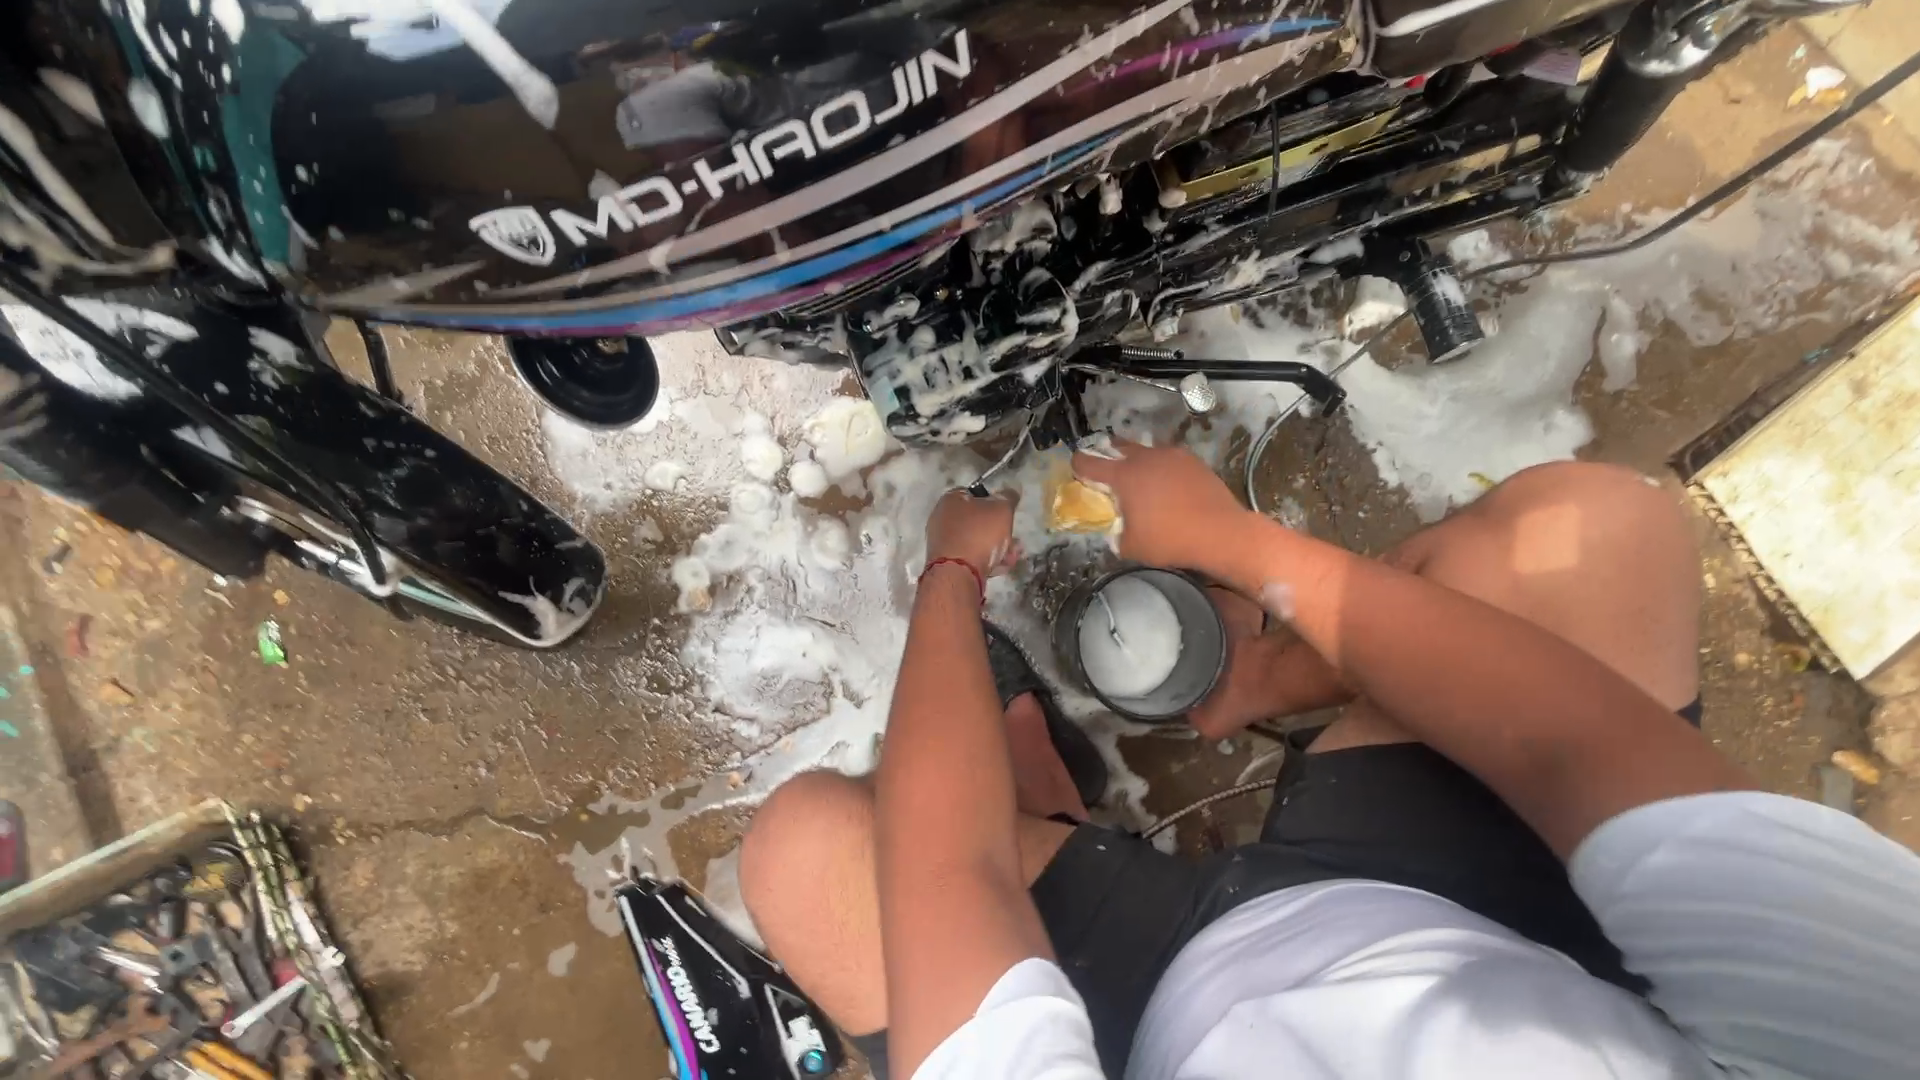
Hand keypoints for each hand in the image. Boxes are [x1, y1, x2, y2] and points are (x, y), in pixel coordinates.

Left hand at [924, 489, 1017, 576]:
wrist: (957, 574)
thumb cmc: (979, 534)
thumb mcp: (1002, 509)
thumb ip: (1008, 497)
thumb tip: (1011, 489)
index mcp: (951, 499)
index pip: (974, 493)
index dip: (993, 501)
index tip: (1006, 512)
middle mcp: (941, 518)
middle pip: (976, 520)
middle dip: (998, 531)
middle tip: (1013, 540)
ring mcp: (942, 542)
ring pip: (975, 541)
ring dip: (996, 548)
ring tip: (1011, 557)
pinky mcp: (945, 563)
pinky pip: (969, 557)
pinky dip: (984, 560)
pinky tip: (1000, 568)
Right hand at [1072, 440, 1253, 570]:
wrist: (1222, 533)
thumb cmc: (1171, 540)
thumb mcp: (1130, 546)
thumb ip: (1115, 532)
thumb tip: (1114, 528)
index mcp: (1124, 476)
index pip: (1087, 462)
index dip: (1077, 466)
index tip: (1076, 473)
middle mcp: (1145, 457)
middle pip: (1116, 447)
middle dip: (1106, 457)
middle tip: (1106, 475)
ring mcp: (1172, 456)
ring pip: (1144, 451)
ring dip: (1136, 462)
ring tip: (1139, 481)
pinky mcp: (1193, 461)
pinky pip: (1167, 459)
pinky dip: (1160, 468)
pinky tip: (1165, 486)